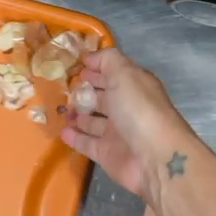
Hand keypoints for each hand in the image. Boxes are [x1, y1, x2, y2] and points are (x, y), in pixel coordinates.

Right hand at [60, 48, 208, 203]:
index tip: (76, 66)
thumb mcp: (124, 73)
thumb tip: (90, 57)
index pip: (113, 73)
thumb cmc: (139, 109)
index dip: (97, 68)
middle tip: (63, 88)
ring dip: (77, 114)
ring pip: (93, 121)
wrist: (156, 158)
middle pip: (103, 97)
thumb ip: (108, 60)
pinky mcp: (107, 154)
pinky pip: (87, 143)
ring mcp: (117, 133)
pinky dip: (75, 137)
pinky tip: (62, 130)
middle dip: (85, 92)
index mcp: (134, 87)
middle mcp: (127, 108)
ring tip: (60, 108)